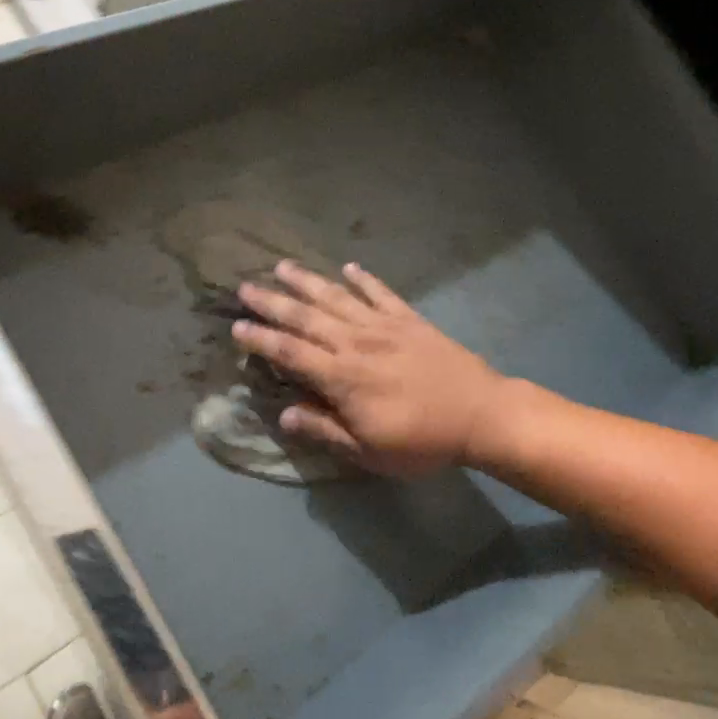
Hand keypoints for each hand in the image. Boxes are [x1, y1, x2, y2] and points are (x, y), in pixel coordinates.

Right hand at [233, 261, 508, 478]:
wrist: (480, 414)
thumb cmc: (421, 442)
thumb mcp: (367, 451)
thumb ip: (325, 430)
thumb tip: (285, 413)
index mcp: (342, 377)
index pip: (291, 352)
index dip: (261, 339)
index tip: (237, 326)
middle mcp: (356, 343)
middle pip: (307, 318)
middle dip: (273, 302)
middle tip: (245, 287)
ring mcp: (384, 327)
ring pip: (337, 298)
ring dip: (308, 282)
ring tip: (283, 267)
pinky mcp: (410, 320)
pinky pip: (381, 294)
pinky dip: (364, 280)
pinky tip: (350, 268)